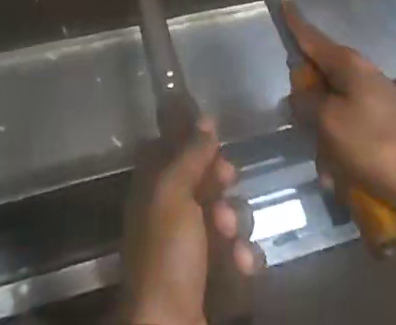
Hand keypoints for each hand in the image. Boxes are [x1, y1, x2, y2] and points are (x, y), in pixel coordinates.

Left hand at [120, 117, 260, 324]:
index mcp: (152, 190)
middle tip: (226, 184)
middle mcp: (171, 214)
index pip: (173, 152)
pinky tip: (240, 265)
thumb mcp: (173, 194)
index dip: (195, 144)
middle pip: (206, 182)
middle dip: (222, 184)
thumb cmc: (166, 252)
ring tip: (230, 239)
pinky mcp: (215, 276)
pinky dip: (242, 257)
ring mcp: (193, 247)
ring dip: (235, 222)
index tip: (215, 139)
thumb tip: (206, 119)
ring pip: (227, 216)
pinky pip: (239, 252)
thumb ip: (190, 154)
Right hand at [286, 6, 395, 224]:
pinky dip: (343, 159)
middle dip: (307, 110)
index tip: (282, 1)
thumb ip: (306, 102)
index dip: (295, 22)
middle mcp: (363, 77)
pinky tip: (347, 183)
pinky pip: (350, 139)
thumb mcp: (330, 122)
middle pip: (319, 80)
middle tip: (303, 132)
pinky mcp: (385, 131)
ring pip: (332, 116)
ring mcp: (376, 104)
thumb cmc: (378, 147)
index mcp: (349, 65)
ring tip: (332, 174)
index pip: (312, 37)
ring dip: (325, 144)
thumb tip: (297, 94)